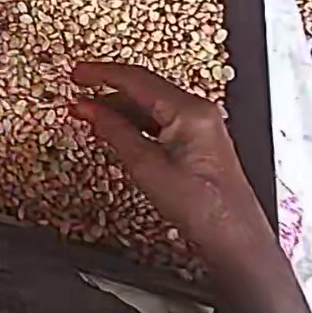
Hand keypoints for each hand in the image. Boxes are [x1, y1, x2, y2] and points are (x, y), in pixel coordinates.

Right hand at [70, 62, 271, 255]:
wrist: (235, 239)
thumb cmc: (200, 206)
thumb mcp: (147, 167)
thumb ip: (114, 131)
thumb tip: (89, 109)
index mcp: (188, 110)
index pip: (136, 79)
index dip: (101, 73)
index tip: (76, 73)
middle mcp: (197, 111)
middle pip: (143, 88)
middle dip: (106, 90)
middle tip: (77, 93)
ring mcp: (199, 125)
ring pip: (149, 105)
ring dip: (118, 107)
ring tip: (89, 115)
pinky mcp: (197, 140)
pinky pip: (159, 120)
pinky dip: (133, 122)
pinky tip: (114, 130)